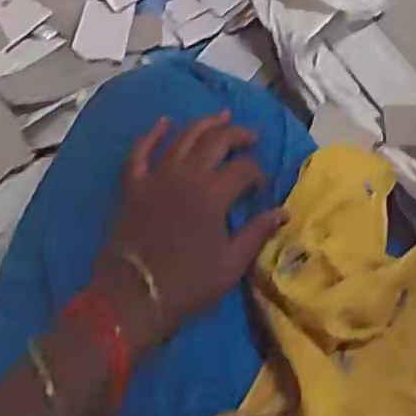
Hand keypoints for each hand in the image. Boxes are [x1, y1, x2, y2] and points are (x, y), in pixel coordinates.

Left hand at [95, 112, 285, 345]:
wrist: (132, 298)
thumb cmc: (187, 284)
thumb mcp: (232, 265)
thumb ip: (258, 233)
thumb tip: (283, 212)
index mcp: (214, 194)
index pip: (244, 168)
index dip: (257, 173)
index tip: (261, 186)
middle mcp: (188, 175)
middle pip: (217, 141)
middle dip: (237, 134)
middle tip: (250, 136)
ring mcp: (158, 176)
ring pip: (184, 138)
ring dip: (205, 124)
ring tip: (221, 117)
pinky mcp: (134, 185)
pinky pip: (141, 151)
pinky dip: (153, 134)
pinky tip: (165, 122)